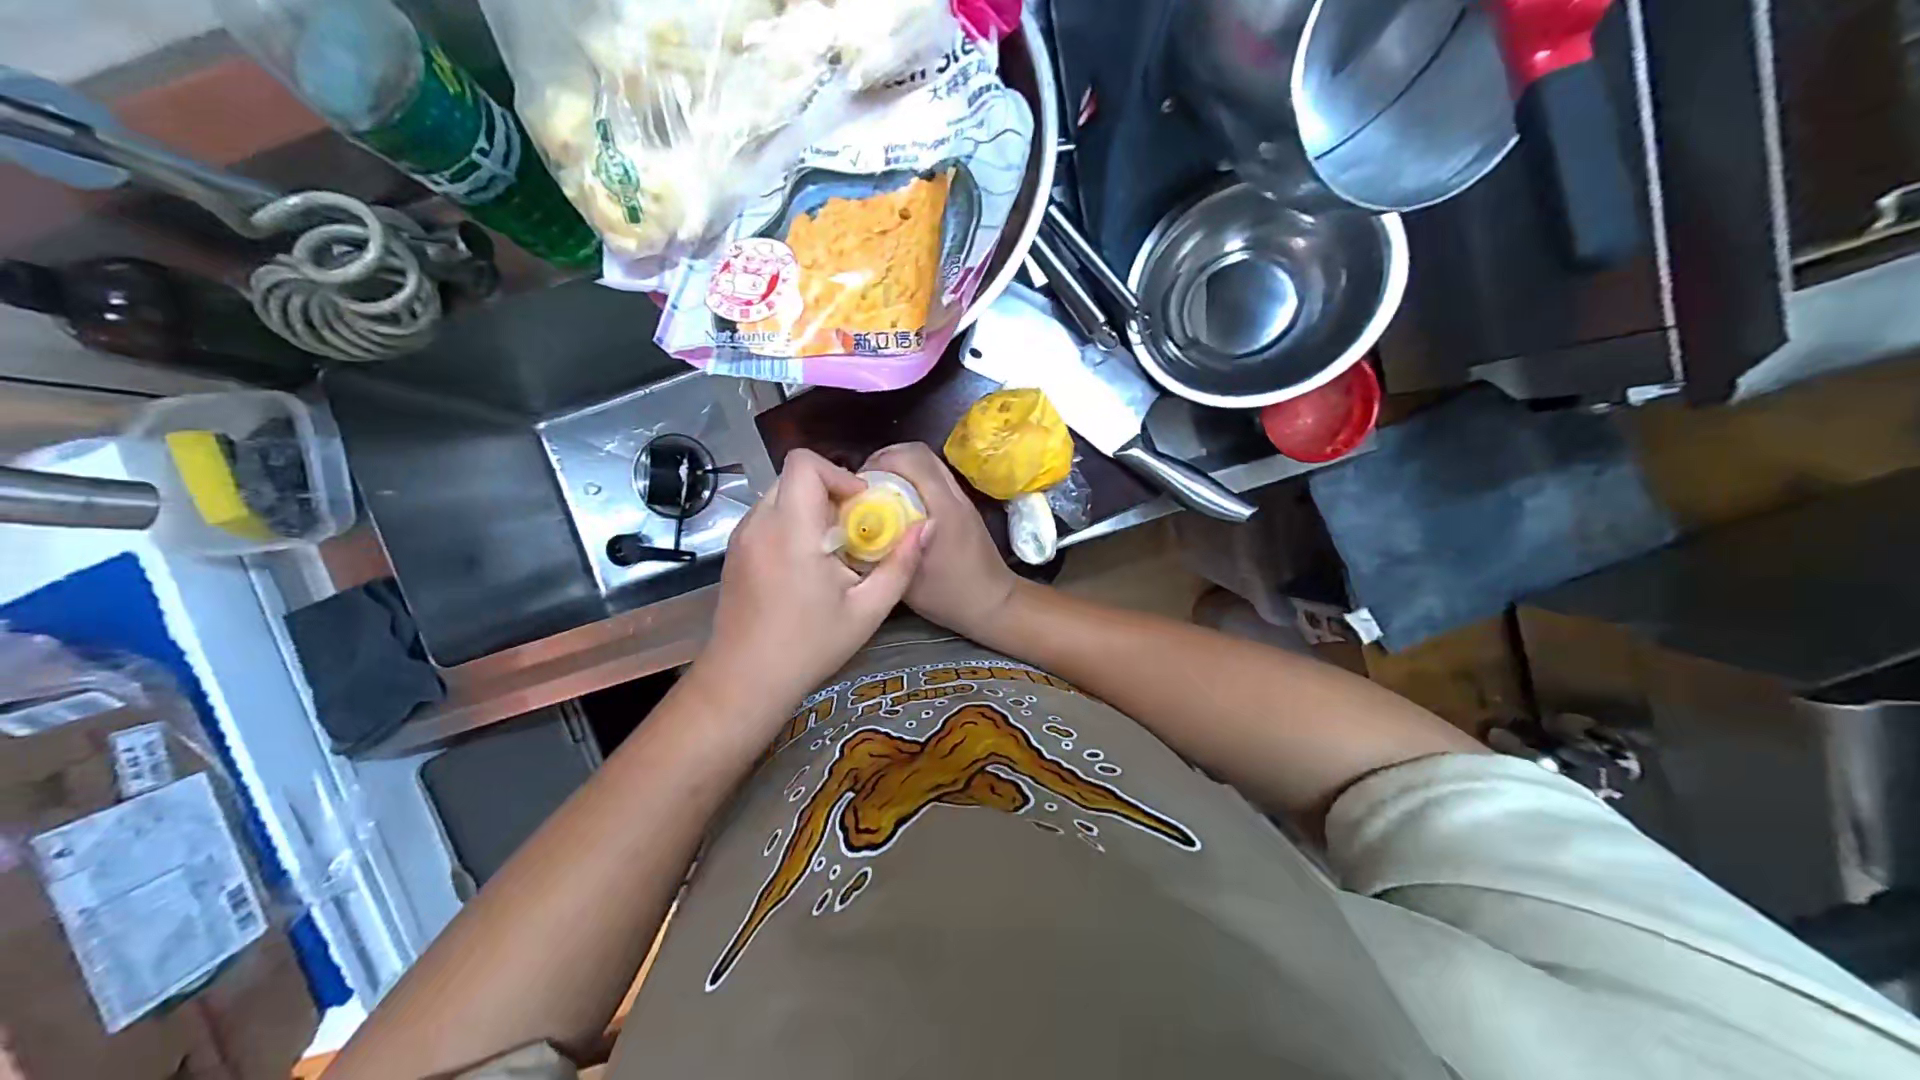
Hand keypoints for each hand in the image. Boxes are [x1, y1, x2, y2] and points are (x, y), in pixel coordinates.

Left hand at [689, 450, 926, 723]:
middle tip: (853, 528)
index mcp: (791, 530)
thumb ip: (901, 565)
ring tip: (831, 549)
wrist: (744, 681)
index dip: (838, 473)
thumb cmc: (809, 646)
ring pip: (779, 495)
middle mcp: (759, 524)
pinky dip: (791, 524)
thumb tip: (927, 527)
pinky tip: (806, 565)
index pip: (804, 463)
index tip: (860, 507)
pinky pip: (766, 517)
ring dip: (810, 508)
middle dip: (829, 491)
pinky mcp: (734, 553)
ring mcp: (741, 538)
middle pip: (794, 476)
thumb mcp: (868, 610)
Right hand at [861, 443, 1017, 639]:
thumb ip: (881, 552)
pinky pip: (934, 479)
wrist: (993, 603)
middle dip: (886, 460)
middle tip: (864, 484)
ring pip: (928, 464)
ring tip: (878, 494)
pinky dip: (913, 481)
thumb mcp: (906, 581)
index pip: (912, 459)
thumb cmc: (950, 596)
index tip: (858, 483)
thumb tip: (851, 532)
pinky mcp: (963, 507)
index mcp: (942, 508)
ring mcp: (961, 499)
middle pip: (918, 453)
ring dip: (900, 470)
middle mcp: (954, 496)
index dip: (880, 461)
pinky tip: (898, 507)